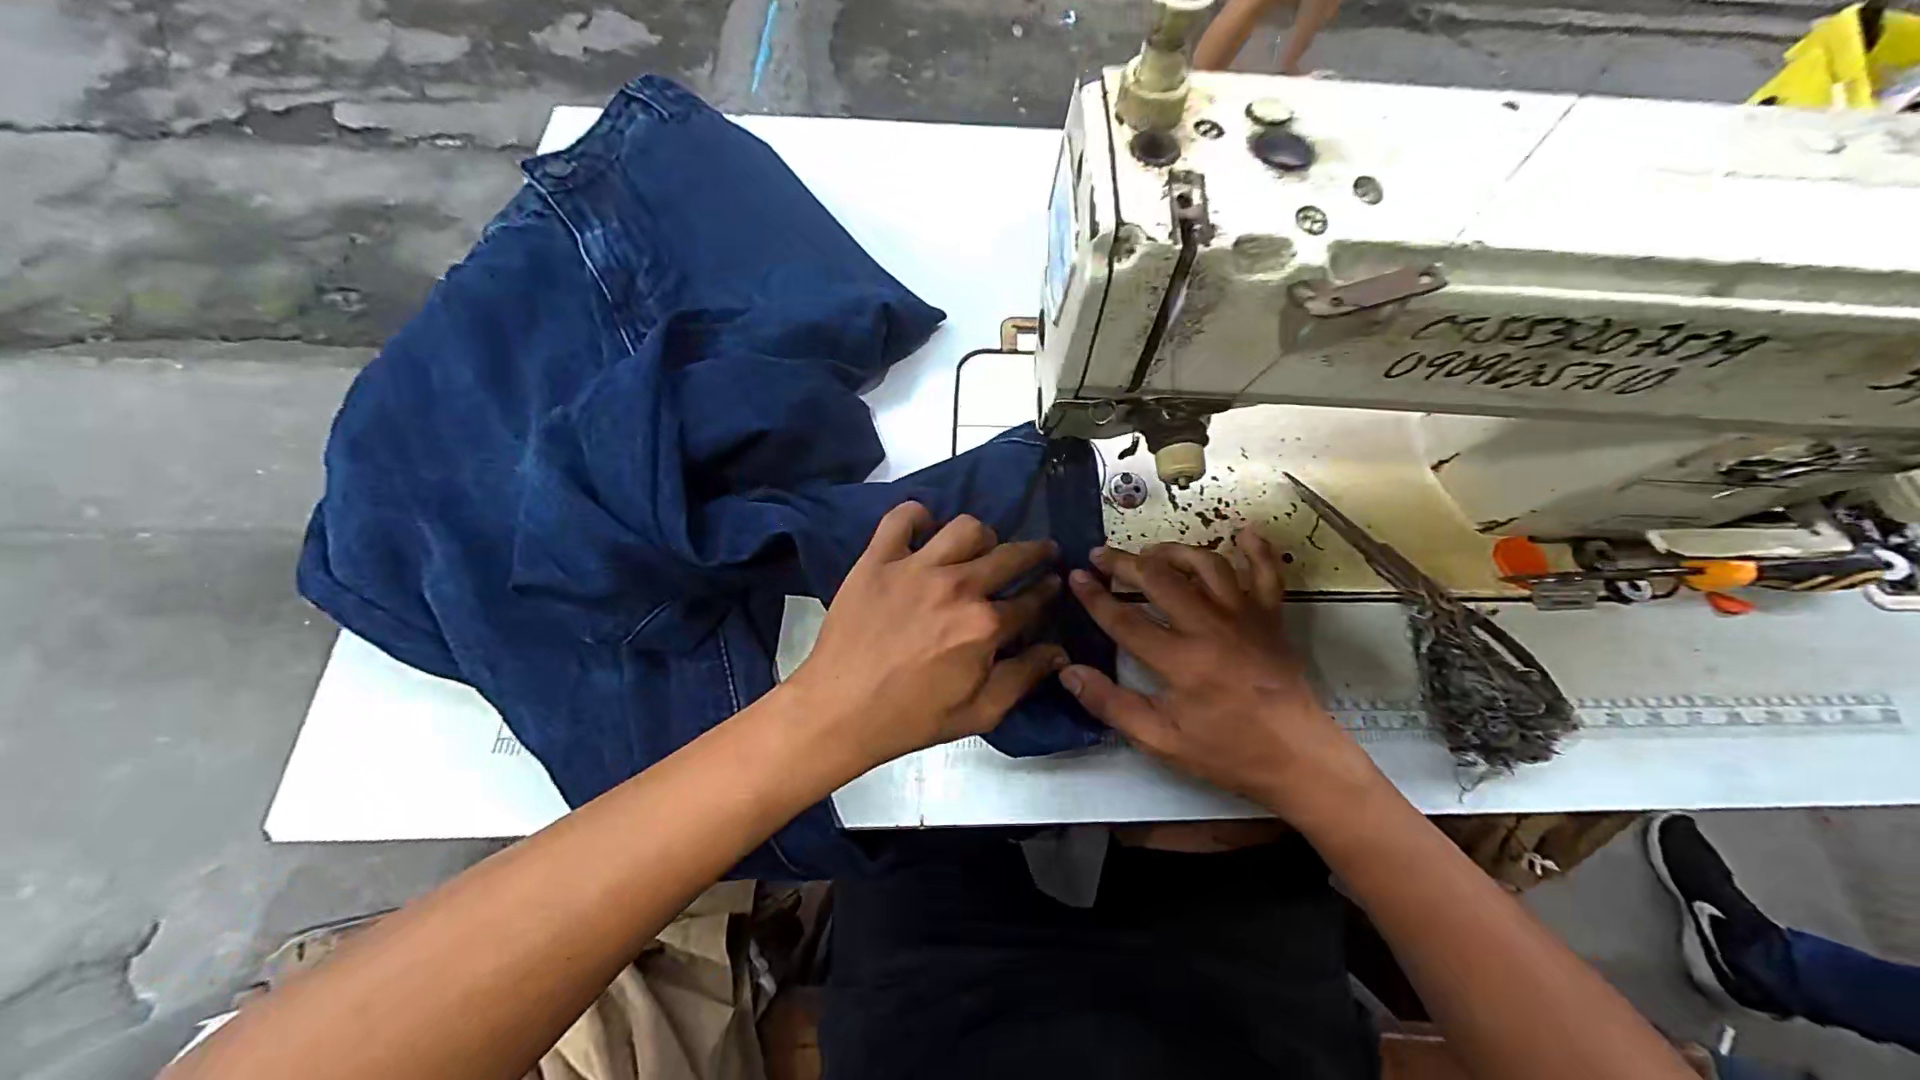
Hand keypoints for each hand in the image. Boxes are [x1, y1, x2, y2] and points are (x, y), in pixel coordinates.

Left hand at [785, 502, 1067, 770]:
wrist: (839, 710)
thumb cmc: (910, 717)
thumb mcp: (979, 712)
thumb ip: (1024, 678)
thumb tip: (1058, 652)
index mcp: (985, 625)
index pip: (1032, 599)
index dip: (1047, 591)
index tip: (1052, 584)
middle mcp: (957, 587)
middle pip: (1010, 555)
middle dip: (1035, 552)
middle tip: (1040, 552)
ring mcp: (915, 567)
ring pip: (966, 528)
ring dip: (982, 536)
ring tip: (980, 548)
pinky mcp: (878, 559)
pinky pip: (902, 517)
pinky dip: (917, 516)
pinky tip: (924, 529)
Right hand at [1059, 527, 1386, 823]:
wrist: (1299, 759)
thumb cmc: (1226, 752)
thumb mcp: (1160, 740)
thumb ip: (1111, 705)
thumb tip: (1070, 673)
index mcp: (1181, 660)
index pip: (1125, 620)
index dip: (1095, 597)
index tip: (1075, 576)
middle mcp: (1211, 627)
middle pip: (1160, 579)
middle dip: (1124, 563)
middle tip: (1100, 555)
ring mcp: (1245, 617)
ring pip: (1206, 565)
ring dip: (1173, 551)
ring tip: (1150, 552)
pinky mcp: (1270, 618)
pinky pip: (1265, 574)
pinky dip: (1256, 550)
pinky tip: (1242, 533)